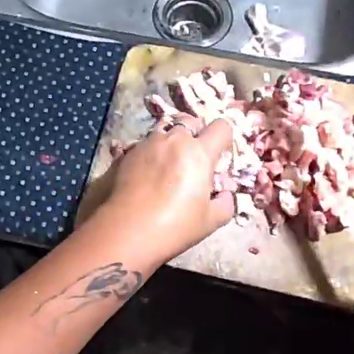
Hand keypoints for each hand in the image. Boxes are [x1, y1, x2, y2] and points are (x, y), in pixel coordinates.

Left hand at [93, 115, 234, 264]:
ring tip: (169, 165)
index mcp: (199, 152)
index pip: (221, 127)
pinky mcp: (128, 153)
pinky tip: (148, 174)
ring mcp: (148, 144)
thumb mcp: (211, 221)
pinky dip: (152, 153)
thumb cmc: (175, 226)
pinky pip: (145, 144)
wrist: (127, 231)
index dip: (224, 139)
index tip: (219, 157)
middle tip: (194, 160)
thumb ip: (226, 202)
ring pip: (165, 131)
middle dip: (196, 135)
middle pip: (191, 122)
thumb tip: (225, 194)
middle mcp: (174, 140)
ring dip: (172, 142)